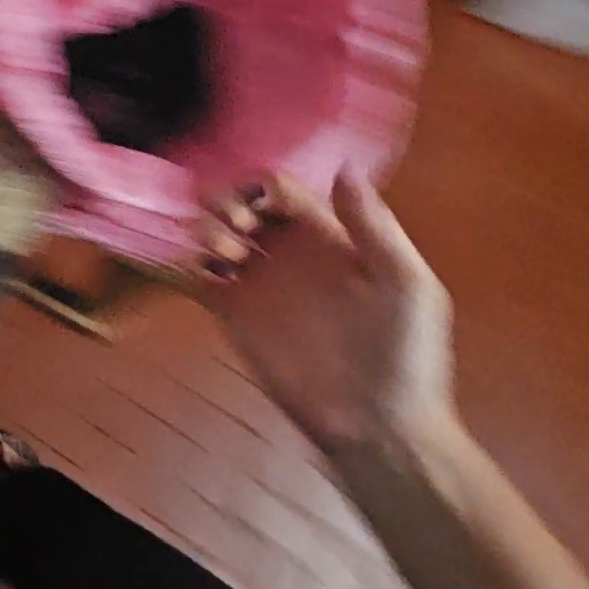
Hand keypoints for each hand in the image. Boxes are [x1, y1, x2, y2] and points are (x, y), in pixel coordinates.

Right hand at [190, 171, 454, 451]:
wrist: (376, 423)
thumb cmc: (402, 352)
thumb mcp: (405, 284)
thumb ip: (374, 225)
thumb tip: (345, 165)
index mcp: (325, 238)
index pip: (280, 191)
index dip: (262, 186)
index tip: (258, 205)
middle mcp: (284, 253)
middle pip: (238, 204)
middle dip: (226, 201)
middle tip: (237, 227)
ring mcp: (254, 282)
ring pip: (211, 233)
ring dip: (206, 230)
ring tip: (225, 256)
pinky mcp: (229, 312)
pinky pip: (194, 276)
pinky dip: (184, 263)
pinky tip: (199, 272)